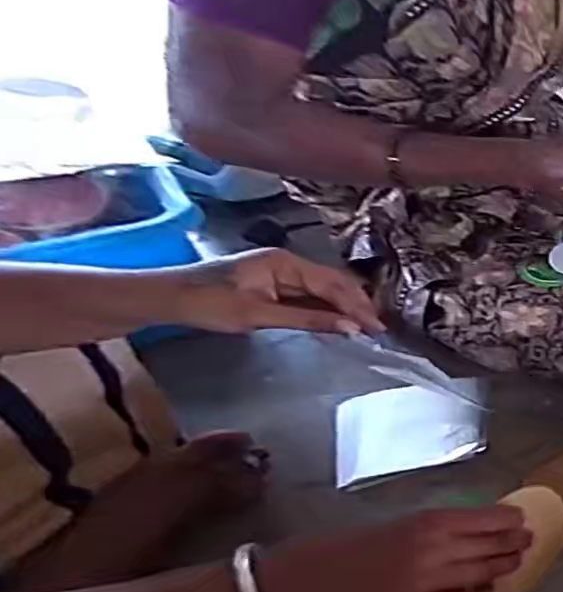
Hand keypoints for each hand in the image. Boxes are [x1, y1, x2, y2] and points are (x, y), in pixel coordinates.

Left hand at [170, 249, 384, 333]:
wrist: (157, 300)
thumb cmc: (204, 303)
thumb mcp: (258, 314)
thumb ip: (309, 320)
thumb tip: (353, 328)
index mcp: (285, 262)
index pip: (333, 285)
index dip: (358, 307)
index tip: (376, 328)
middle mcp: (289, 264)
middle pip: (336, 284)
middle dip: (358, 306)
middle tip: (377, 329)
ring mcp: (283, 274)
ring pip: (327, 291)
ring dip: (346, 309)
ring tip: (365, 327)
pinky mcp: (277, 287)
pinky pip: (313, 297)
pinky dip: (329, 310)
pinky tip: (340, 323)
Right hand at [257, 507, 531, 591]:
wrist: (321, 572)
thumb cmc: (374, 540)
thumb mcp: (417, 520)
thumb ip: (457, 522)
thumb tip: (501, 522)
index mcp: (435, 522)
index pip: (493, 519)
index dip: (514, 520)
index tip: (522, 520)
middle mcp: (435, 549)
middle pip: (495, 546)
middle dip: (517, 542)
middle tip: (529, 540)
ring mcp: (428, 580)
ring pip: (485, 572)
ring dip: (506, 566)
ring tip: (515, 560)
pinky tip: (489, 589)